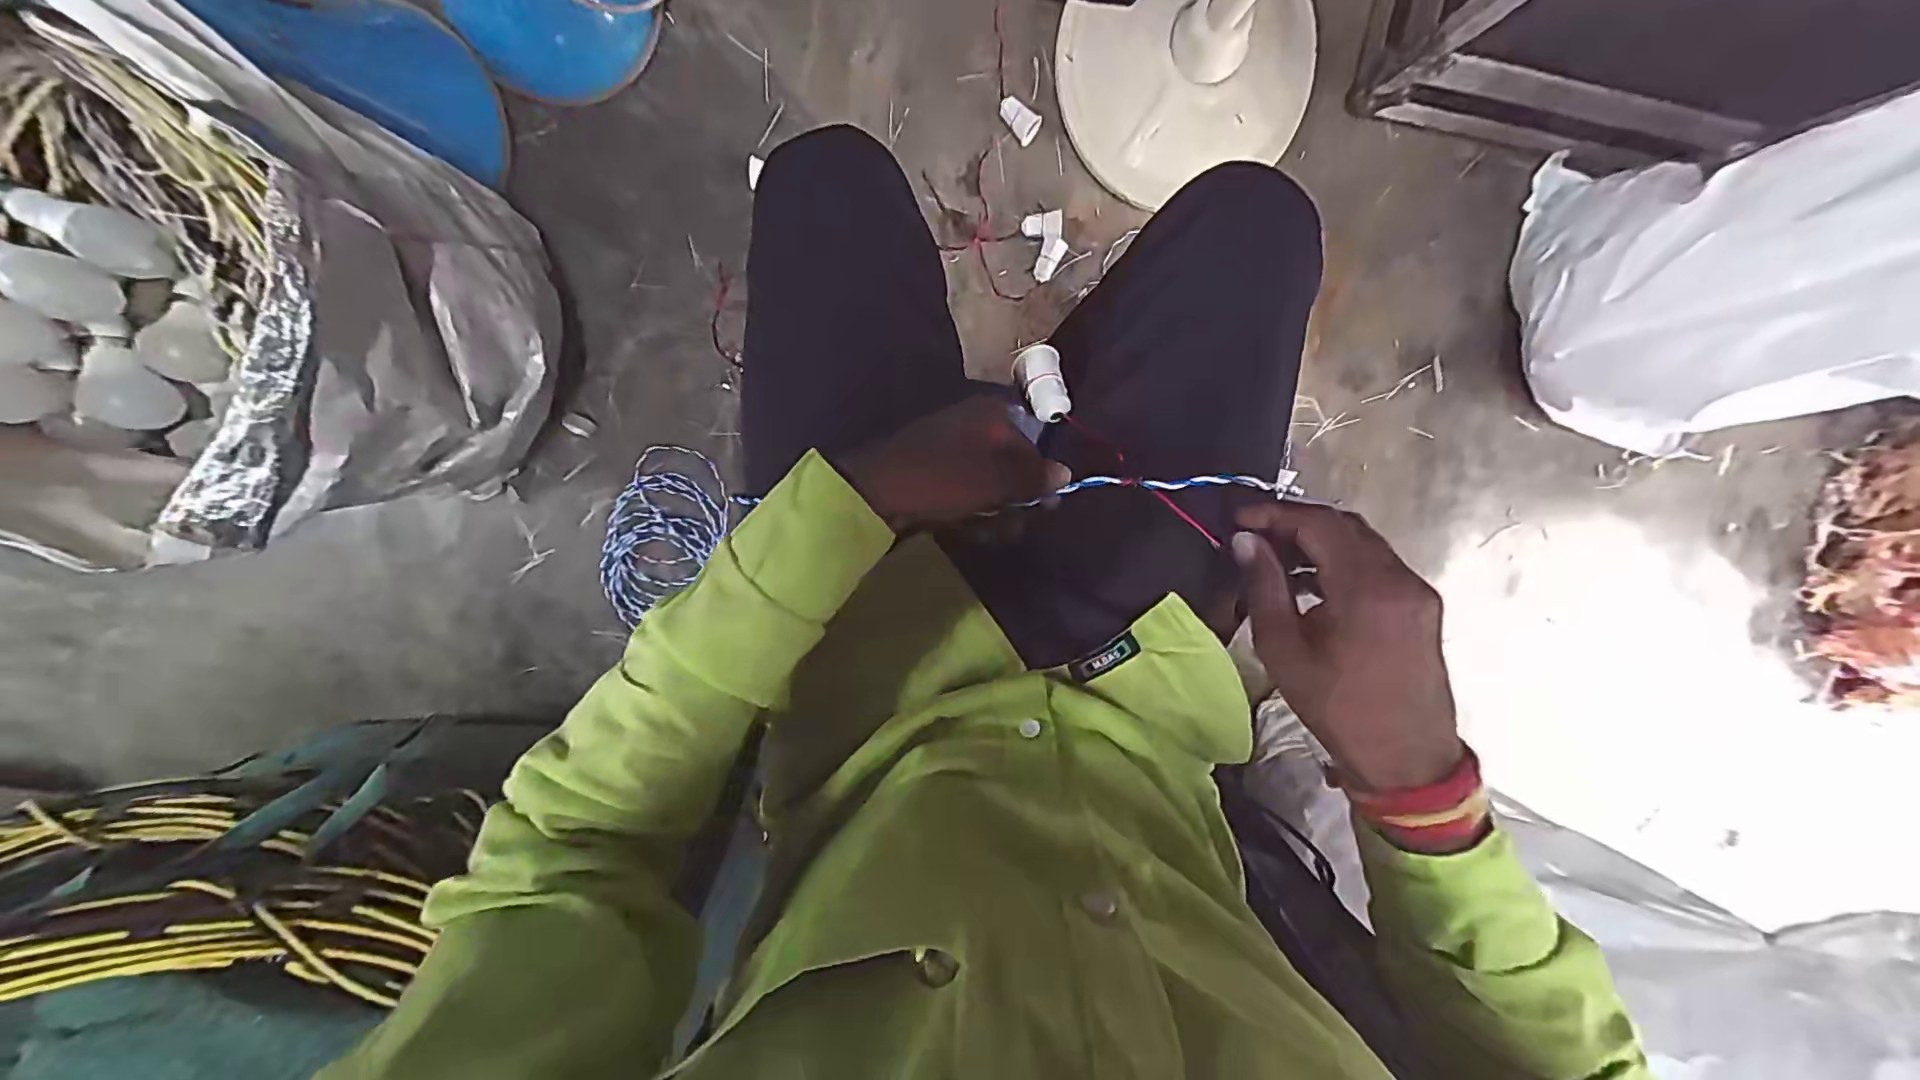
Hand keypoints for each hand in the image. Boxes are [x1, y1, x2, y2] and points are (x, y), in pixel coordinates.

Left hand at [835, 395, 1069, 530]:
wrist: (878, 493)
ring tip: (985, 528)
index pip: (1035, 442)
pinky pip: (969, 492)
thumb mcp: (995, 481)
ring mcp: (955, 450)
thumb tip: (1065, 474)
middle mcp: (975, 426)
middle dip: (1016, 499)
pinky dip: (972, 510)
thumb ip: (1033, 477)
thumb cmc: (943, 478)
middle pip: (1014, 465)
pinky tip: (966, 526)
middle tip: (1010, 522)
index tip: (1044, 504)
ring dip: (995, 511)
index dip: (1041, 474)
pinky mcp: (939, 474)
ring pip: (992, 483)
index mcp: (991, 416)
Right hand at [1232, 501, 1461, 791]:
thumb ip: (1264, 585)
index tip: (1238, 518)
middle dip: (1294, 521)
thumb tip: (1246, 541)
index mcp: (1368, 587)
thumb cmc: (1335, 706)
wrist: (1405, 757)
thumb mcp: (1283, 647)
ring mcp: (1416, 591)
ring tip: (1273, 555)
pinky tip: (1308, 580)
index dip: (1274, 513)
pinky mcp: (1420, 605)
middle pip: (1343, 525)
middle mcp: (1401, 578)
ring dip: (1317, 539)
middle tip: (1252, 534)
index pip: (1318, 524)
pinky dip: (1339, 559)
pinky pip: (1375, 564)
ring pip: (1361, 542)